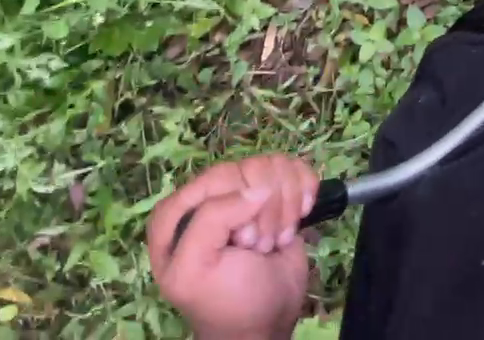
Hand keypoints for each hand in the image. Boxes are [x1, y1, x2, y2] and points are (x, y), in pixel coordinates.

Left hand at [147, 154, 319, 339]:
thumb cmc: (226, 300)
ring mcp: (246, 192)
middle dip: (266, 207)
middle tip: (261, 244)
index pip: (214, 179)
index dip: (234, 204)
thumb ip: (210, 222)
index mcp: (178, 215)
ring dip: (286, 204)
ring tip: (277, 238)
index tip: (241, 240)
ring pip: (275, 166)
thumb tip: (259, 190)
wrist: (269, 319)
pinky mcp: (279, 191)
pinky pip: (297, 167)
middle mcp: (210, 196)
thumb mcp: (196, 271)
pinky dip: (306, 190)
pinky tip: (300, 215)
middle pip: (248, 169)